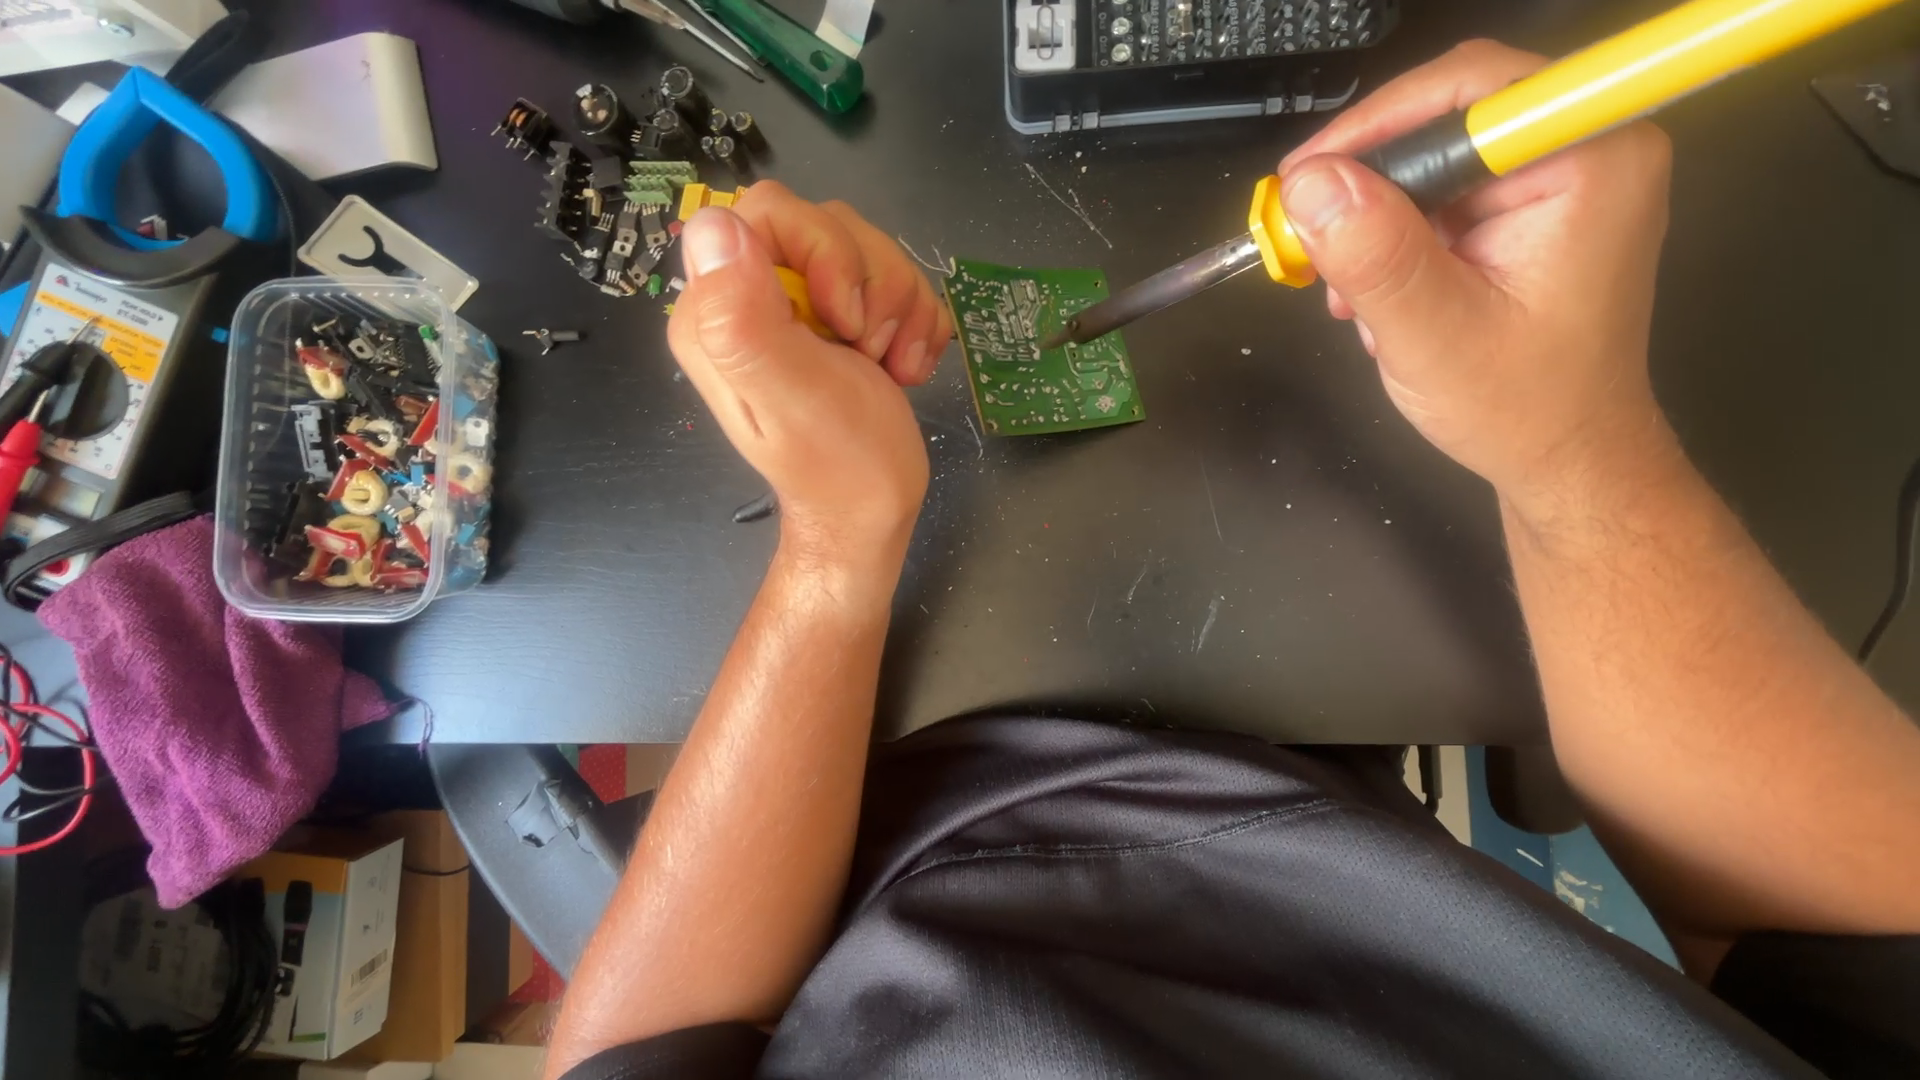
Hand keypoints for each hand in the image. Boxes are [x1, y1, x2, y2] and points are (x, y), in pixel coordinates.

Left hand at [668, 182, 951, 562]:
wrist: (874, 509)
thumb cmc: (839, 464)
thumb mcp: (791, 395)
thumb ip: (745, 316)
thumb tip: (715, 226)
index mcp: (718, 311)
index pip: (771, 213)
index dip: (826, 252)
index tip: (847, 320)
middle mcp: (753, 298)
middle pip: (830, 225)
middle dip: (874, 288)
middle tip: (870, 351)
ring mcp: (802, 307)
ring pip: (871, 251)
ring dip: (902, 310)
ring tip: (891, 367)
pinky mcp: (842, 318)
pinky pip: (895, 281)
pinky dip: (915, 322)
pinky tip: (904, 367)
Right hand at [1277, 40, 1675, 505]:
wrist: (1562, 456)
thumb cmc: (1516, 406)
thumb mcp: (1432, 333)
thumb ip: (1375, 255)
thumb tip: (1308, 185)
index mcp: (1587, 161)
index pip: (1469, 88)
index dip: (1375, 124)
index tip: (1301, 180)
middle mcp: (1580, 153)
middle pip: (1444, 122)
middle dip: (1365, 188)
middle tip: (1305, 241)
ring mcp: (1551, 186)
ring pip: (1429, 166)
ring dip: (1369, 225)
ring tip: (1343, 291)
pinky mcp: (1522, 217)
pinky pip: (1436, 202)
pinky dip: (1388, 243)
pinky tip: (1371, 296)